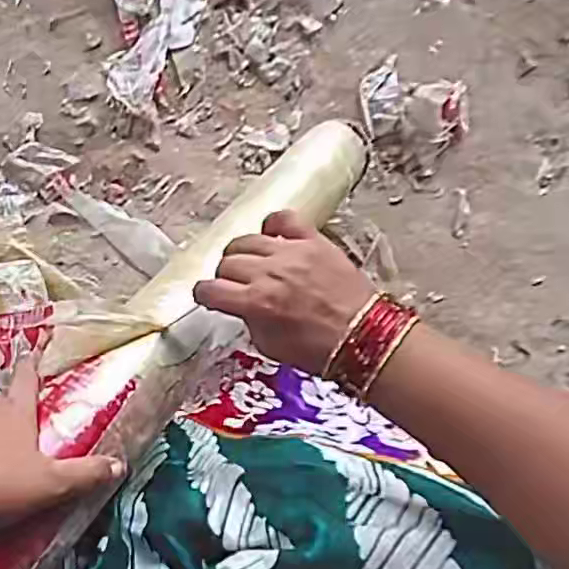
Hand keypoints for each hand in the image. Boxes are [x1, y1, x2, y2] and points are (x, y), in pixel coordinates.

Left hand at [0, 357, 125, 526]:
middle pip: (5, 400)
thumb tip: (120, 463)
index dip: (37, 357)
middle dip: (16, 407)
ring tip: (0, 453)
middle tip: (29, 423)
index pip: (30, 375)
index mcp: (16, 408)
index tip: (41, 339)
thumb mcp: (50, 484)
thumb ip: (86, 474)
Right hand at [191, 210, 377, 373]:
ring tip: (251, 263)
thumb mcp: (272, 347)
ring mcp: (292, 252)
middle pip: (227, 263)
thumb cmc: (320, 349)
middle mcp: (270, 273)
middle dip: (225, 277)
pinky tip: (273, 238)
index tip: (208, 296)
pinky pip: (283, 219)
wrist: (364, 337)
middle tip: (234, 285)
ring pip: (247, 240)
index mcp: (256, 303)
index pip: (211, 290)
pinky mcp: (313, 241)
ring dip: (242, 253)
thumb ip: (250, 321)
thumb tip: (242, 306)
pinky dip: (273, 225)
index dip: (205, 294)